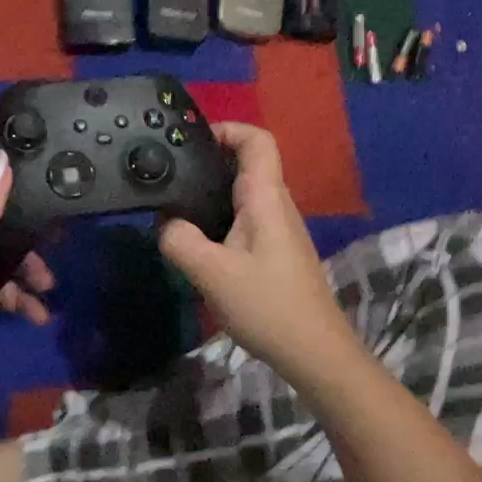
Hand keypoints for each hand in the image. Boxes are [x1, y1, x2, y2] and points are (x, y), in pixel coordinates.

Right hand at [157, 123, 354, 372]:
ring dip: (209, 194)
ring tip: (173, 207)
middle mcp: (276, 205)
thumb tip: (166, 224)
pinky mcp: (274, 253)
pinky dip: (217, 219)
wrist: (315, 353)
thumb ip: (180, 241)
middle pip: (245, 164)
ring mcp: (278, 230)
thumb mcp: (212, 274)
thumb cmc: (268, 306)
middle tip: (168, 175)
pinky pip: (243, 219)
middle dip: (207, 161)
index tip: (189, 141)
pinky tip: (196, 242)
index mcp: (266, 198)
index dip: (227, 129)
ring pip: (242, 194)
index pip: (257, 140)